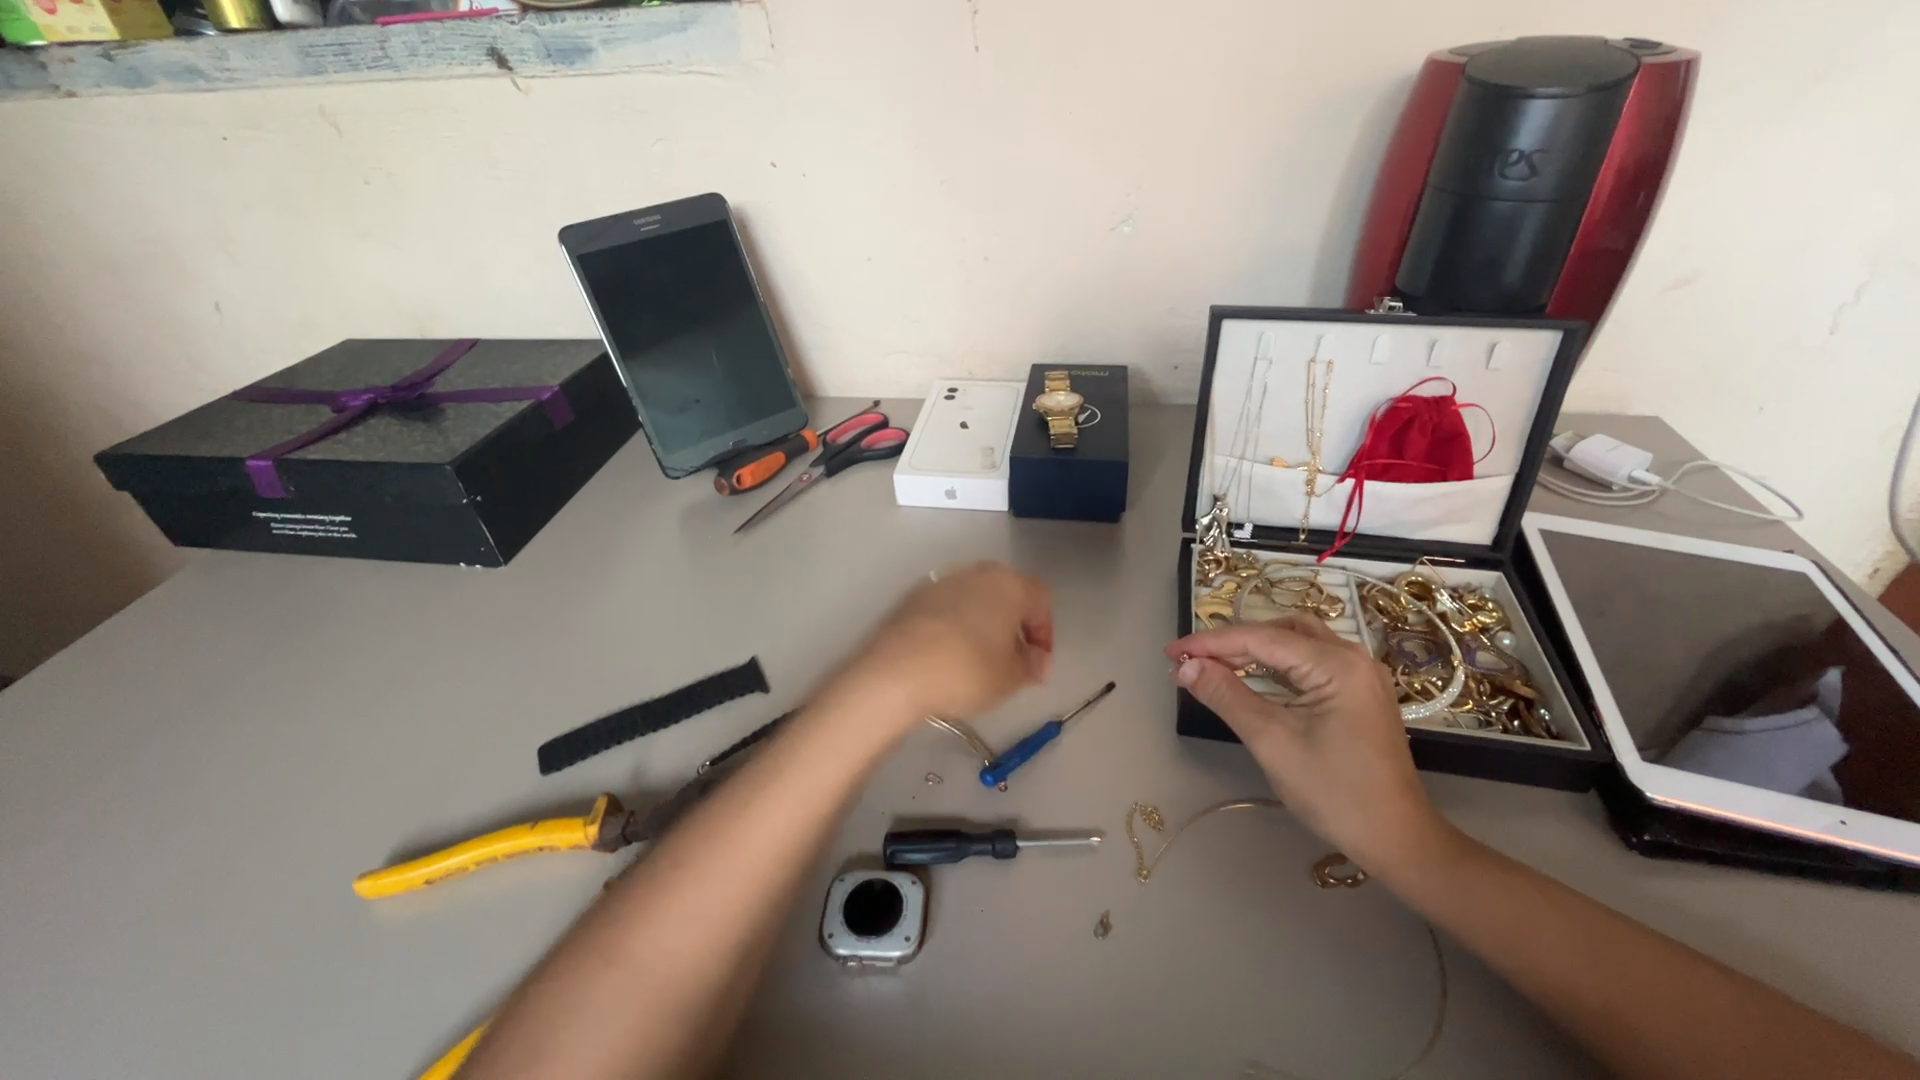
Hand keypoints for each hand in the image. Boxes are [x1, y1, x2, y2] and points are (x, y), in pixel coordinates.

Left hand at [828, 562, 1052, 726]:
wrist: (896, 672)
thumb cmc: (966, 671)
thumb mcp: (1010, 678)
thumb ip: (1031, 664)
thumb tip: (1038, 659)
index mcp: (1009, 586)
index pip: (1041, 600)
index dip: (1045, 631)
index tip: (1037, 662)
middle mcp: (977, 574)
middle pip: (1007, 592)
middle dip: (1014, 622)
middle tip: (1012, 657)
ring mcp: (942, 582)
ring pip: (975, 597)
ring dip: (983, 621)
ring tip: (979, 657)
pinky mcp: (914, 597)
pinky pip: (947, 607)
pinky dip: (955, 624)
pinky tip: (948, 653)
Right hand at [1165, 616, 1448, 873]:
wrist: (1395, 838)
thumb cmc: (1334, 792)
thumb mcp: (1271, 741)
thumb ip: (1226, 696)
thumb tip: (1185, 667)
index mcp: (1337, 665)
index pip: (1262, 639)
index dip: (1212, 642)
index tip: (1172, 652)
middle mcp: (1353, 658)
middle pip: (1281, 631)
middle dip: (1233, 642)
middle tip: (1191, 660)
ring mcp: (1361, 675)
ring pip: (1297, 643)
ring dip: (1255, 650)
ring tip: (1215, 666)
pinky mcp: (1359, 694)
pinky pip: (1310, 663)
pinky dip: (1276, 665)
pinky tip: (1251, 678)